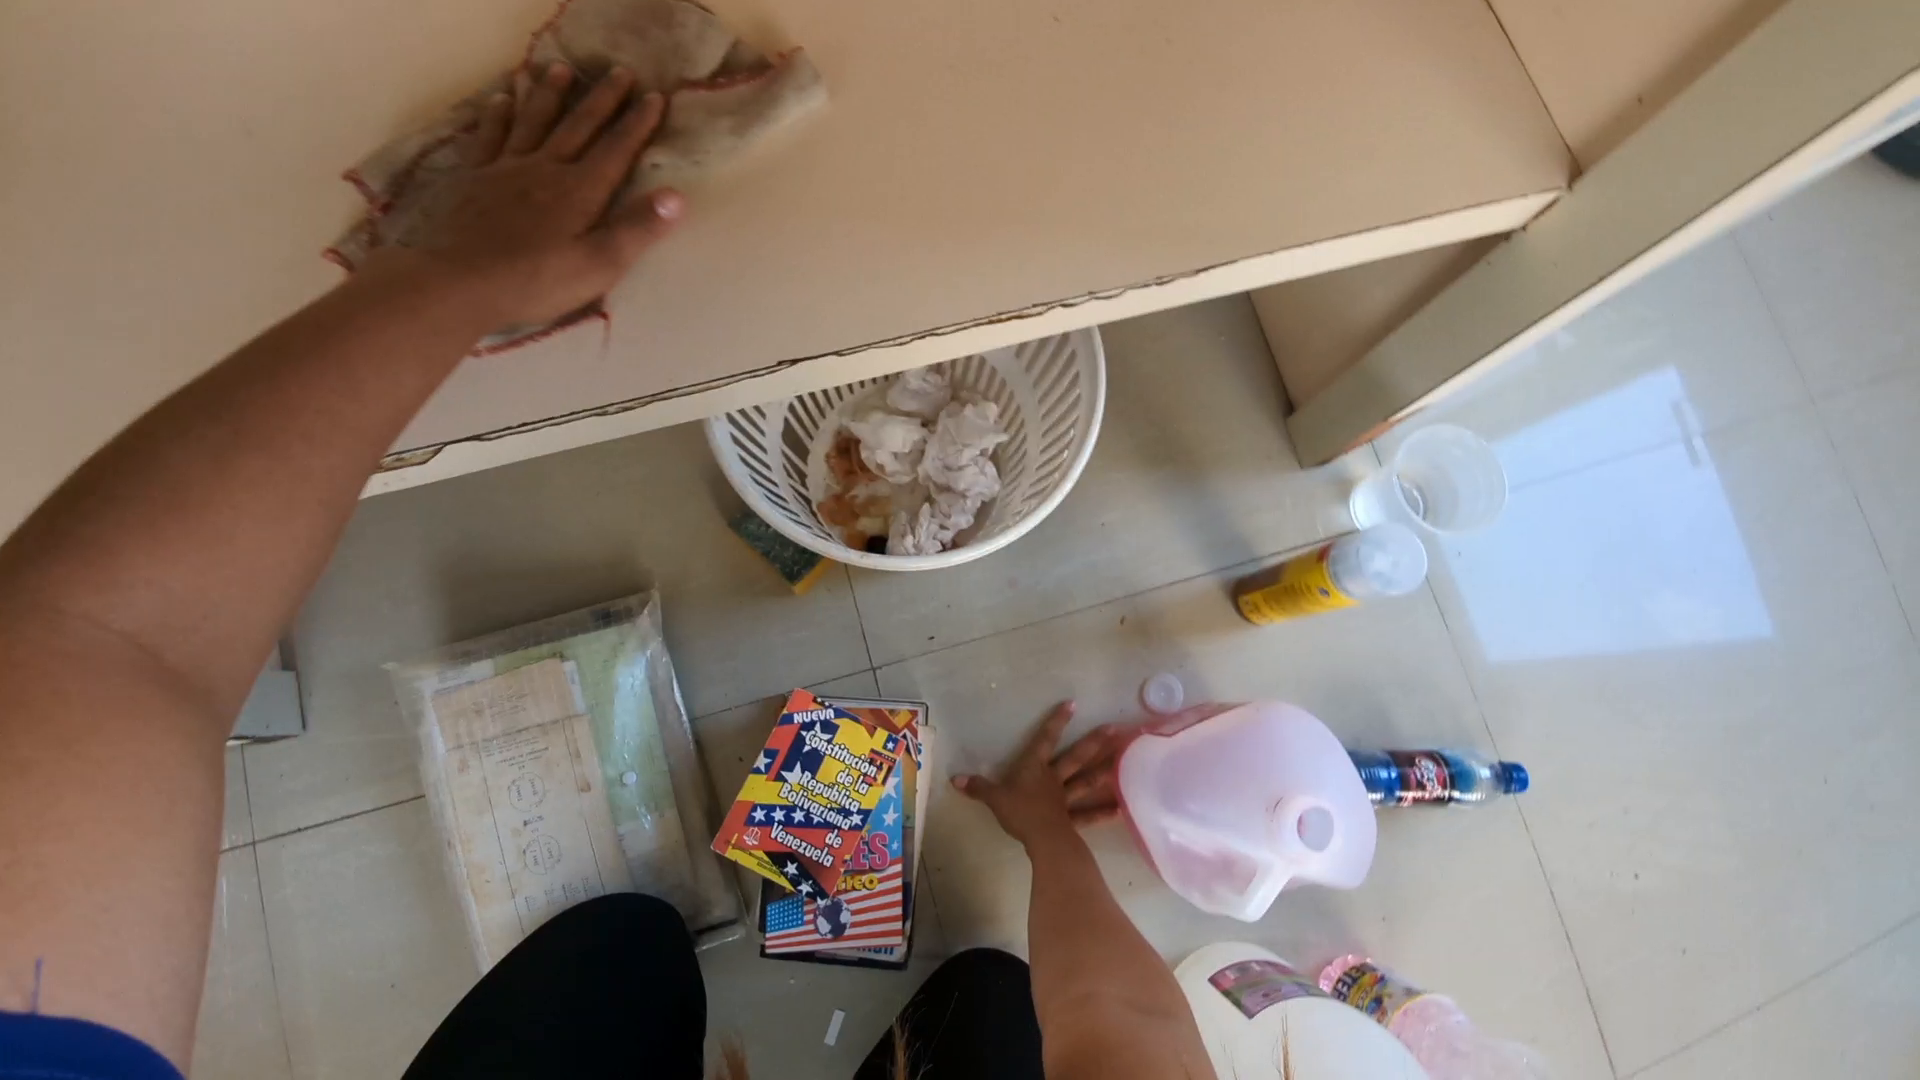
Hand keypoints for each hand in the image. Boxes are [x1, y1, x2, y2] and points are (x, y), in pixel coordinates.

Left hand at [369, 62, 684, 331]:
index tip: (655, 96)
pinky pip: (491, 136)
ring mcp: (507, 169)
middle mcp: (546, 169)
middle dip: (602, 99)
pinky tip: (502, 99)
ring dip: (550, 94)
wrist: (463, 281)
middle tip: (619, 71)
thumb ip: (638, 229)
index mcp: (580, 191)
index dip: (638, 123)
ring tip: (561, 68)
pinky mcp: (477, 178)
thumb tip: (676, 196)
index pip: (616, 150)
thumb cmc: (539, 281)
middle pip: (578, 126)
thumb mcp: (600, 264)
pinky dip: (499, 114)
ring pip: (534, 121)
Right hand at [953, 701, 1132, 847]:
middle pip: (1076, 757)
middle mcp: (1054, 779)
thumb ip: (978, 787)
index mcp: (1034, 769)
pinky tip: (1121, 809)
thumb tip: (955, 778)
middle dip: (1094, 742)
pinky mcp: (1072, 820)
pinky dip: (1104, 813)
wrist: (1041, 839)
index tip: (1072, 704)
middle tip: (1114, 728)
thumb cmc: (1019, 813)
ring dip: (1104, 772)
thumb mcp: (994, 798)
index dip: (1057, 722)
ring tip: (1123, 762)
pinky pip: (1089, 816)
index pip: (1045, 740)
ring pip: (1087, 781)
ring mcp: (1066, 799)